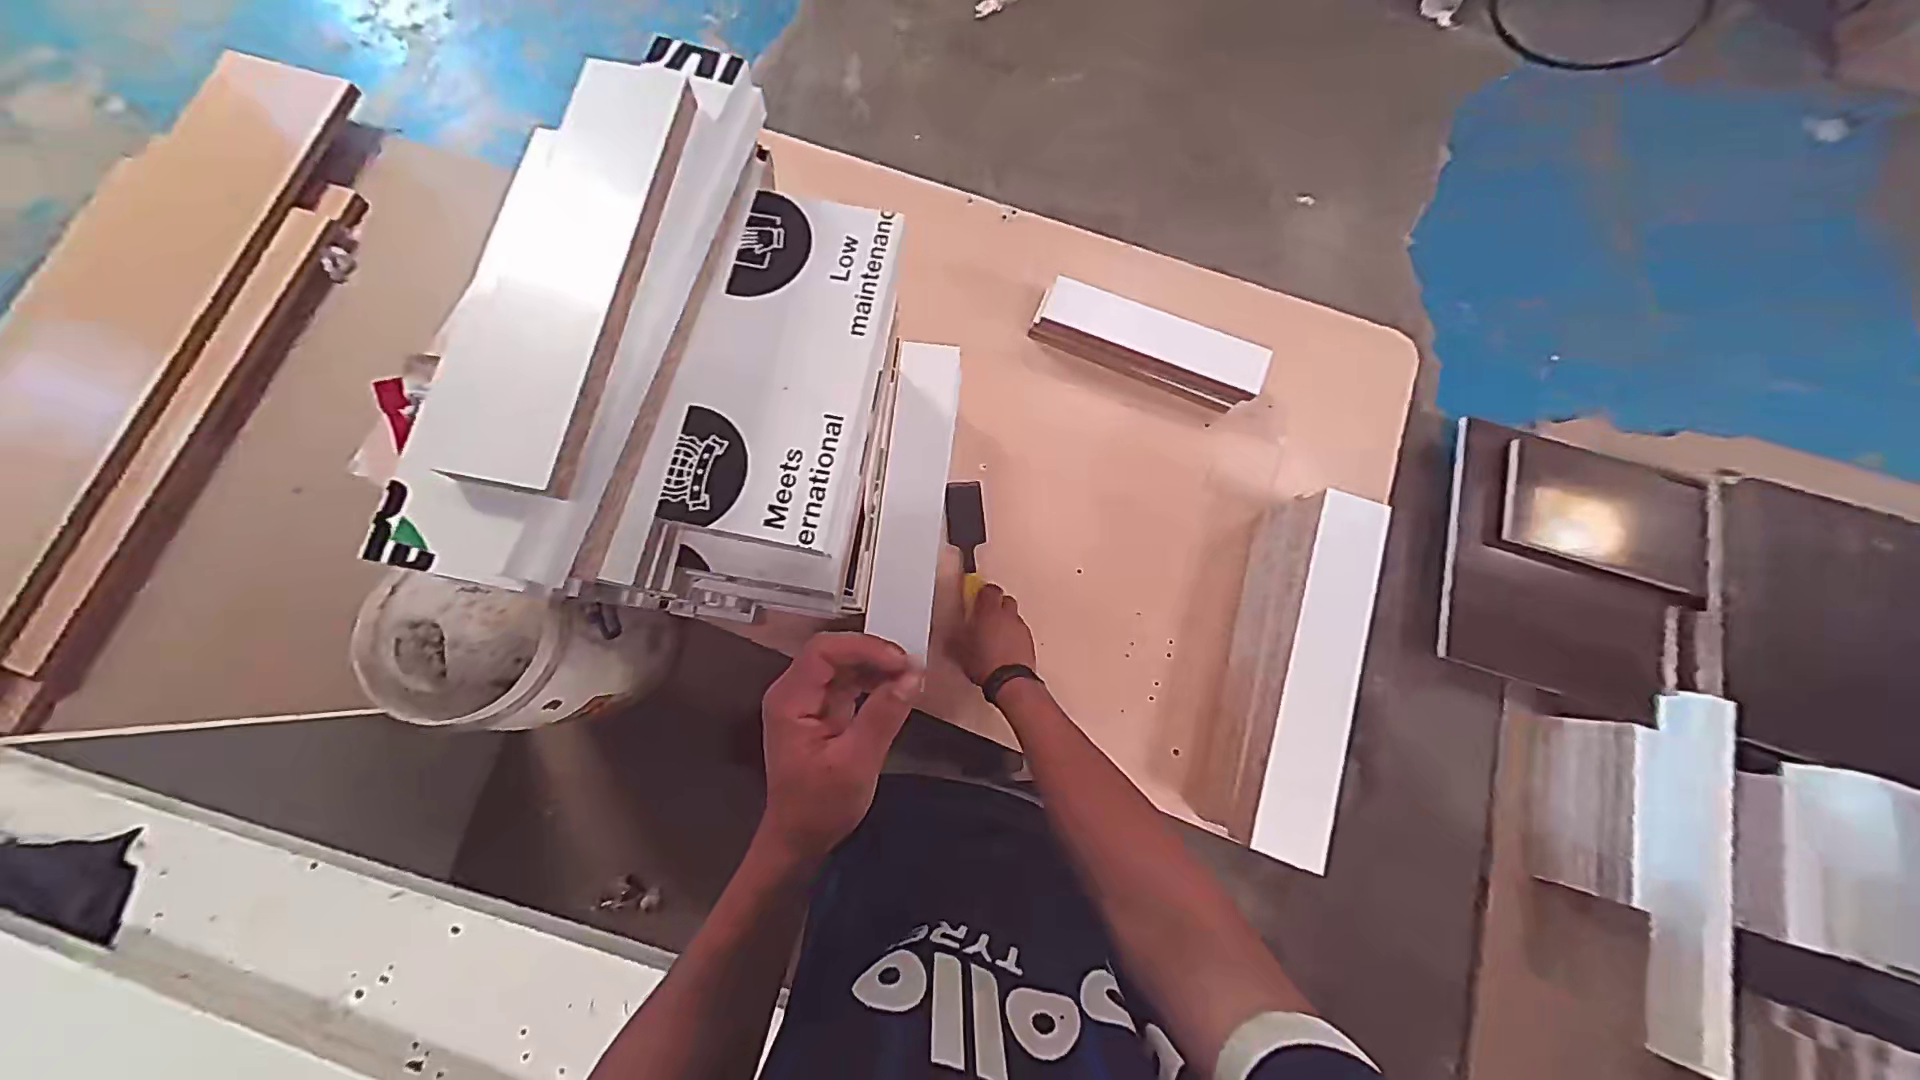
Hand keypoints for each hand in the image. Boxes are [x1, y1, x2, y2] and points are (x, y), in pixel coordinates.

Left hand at [758, 633, 921, 864]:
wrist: (799, 838)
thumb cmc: (815, 809)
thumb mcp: (855, 765)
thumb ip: (882, 717)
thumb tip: (909, 679)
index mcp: (789, 701)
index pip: (824, 651)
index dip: (864, 648)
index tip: (897, 660)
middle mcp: (794, 694)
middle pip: (834, 652)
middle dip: (874, 654)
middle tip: (909, 666)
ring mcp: (808, 700)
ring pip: (845, 663)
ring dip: (877, 665)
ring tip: (907, 676)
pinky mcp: (824, 708)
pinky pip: (851, 680)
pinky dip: (875, 680)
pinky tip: (895, 688)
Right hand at [956, 583, 1036, 685]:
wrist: (1010, 680)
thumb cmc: (984, 662)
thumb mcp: (960, 650)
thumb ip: (955, 637)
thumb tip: (950, 636)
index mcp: (989, 612)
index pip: (989, 590)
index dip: (983, 593)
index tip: (978, 599)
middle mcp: (1007, 615)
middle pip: (1005, 599)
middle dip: (997, 605)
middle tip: (986, 616)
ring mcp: (1020, 627)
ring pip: (1013, 616)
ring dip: (1006, 621)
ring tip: (995, 635)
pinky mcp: (1029, 640)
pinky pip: (1020, 631)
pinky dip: (1013, 635)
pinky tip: (1005, 647)